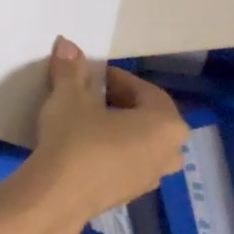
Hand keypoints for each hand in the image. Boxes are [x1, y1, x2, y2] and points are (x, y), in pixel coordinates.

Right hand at [5, 37, 189, 233]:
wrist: (60, 191)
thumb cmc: (74, 139)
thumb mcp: (67, 99)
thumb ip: (70, 71)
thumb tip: (67, 42)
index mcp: (165, 124)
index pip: (147, 91)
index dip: (116, 79)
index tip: (88, 75)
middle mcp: (172, 150)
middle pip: (148, 118)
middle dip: (118, 105)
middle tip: (85, 97)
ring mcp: (155, 175)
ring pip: (140, 143)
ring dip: (117, 129)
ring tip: (82, 123)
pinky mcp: (133, 191)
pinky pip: (127, 162)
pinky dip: (110, 151)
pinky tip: (81, 149)